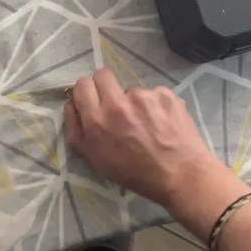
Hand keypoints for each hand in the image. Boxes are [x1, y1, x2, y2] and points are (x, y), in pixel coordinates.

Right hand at [65, 69, 230, 206]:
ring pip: (131, 89)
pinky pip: (153, 94)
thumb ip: (77, 130)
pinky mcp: (165, 94)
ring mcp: (144, 96)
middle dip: (106, 87)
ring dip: (134, 102)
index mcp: (97, 120)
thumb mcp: (96, 160)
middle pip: (102, 75)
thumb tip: (70, 104)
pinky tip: (163, 123)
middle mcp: (118, 103)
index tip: (94, 102)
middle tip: (116, 107)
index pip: (82, 85)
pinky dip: (155, 106)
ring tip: (146, 125)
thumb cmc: (134, 173)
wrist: (180, 175)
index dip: (87, 92)